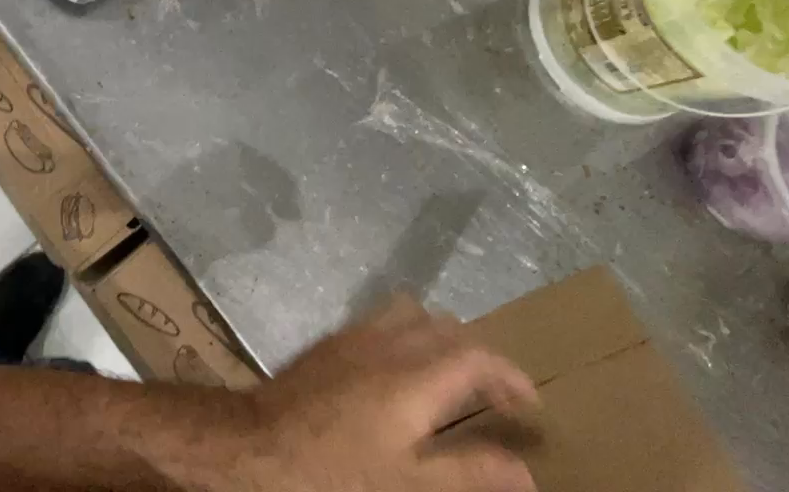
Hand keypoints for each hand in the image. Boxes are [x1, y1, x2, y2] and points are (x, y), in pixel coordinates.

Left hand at [240, 298, 538, 491]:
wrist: (257, 443)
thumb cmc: (336, 471)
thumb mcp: (409, 483)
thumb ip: (469, 472)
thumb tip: (527, 473)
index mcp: (414, 375)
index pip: (478, 356)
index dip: (511, 376)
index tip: (532, 404)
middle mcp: (387, 342)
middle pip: (446, 326)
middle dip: (479, 353)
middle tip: (495, 394)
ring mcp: (354, 335)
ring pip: (410, 314)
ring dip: (439, 336)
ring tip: (452, 375)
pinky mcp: (330, 341)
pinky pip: (380, 320)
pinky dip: (406, 334)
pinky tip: (400, 370)